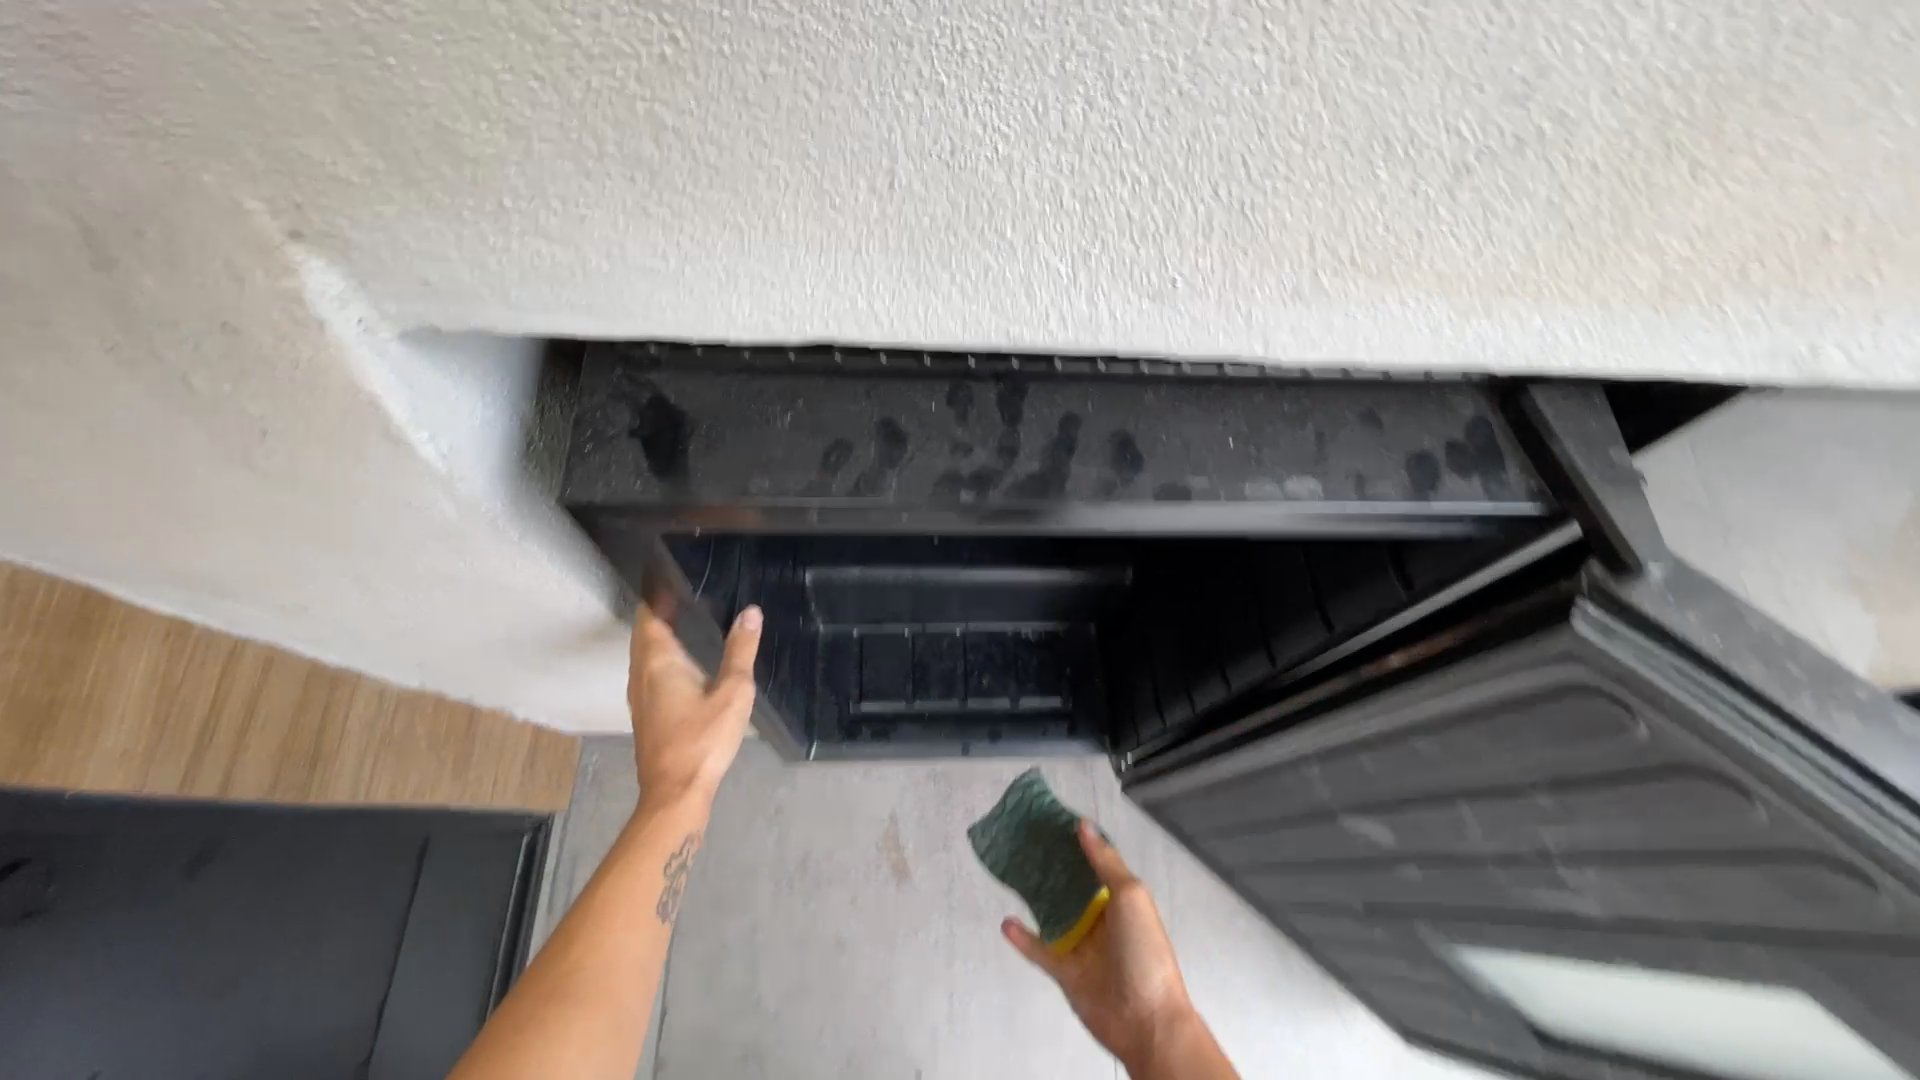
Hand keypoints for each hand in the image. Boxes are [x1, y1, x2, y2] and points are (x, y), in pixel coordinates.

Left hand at [627, 603, 761, 804]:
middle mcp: (641, 673)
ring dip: (662, 636)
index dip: (660, 593)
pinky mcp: (646, 713)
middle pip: (645, 632)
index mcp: (658, 661)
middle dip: (662, 612)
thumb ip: (741, 651)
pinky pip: (650, 671)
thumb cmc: (703, 739)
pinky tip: (687, 664)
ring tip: (691, 622)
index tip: (677, 578)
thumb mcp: (733, 692)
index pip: (650, 614)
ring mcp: (640, 695)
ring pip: (645, 654)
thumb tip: (751, 613)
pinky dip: (663, 657)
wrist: (675, 792)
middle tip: (690, 595)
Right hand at [1002, 821, 1199, 1071]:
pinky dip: (1023, 938)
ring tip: (1010, 872)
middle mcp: (1100, 919)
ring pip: (1053, 915)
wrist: (1147, 1019)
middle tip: (1021, 842)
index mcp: (1120, 899)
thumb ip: (1106, 862)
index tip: (1049, 822)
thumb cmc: (1144, 950)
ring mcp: (1082, 946)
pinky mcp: (1065, 972)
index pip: (1094, 864)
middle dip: (1050, 867)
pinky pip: (1040, 951)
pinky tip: (1006, 923)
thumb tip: (1083, 825)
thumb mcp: (1131, 896)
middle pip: (1070, 887)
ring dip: (1033, 898)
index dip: (1075, 844)